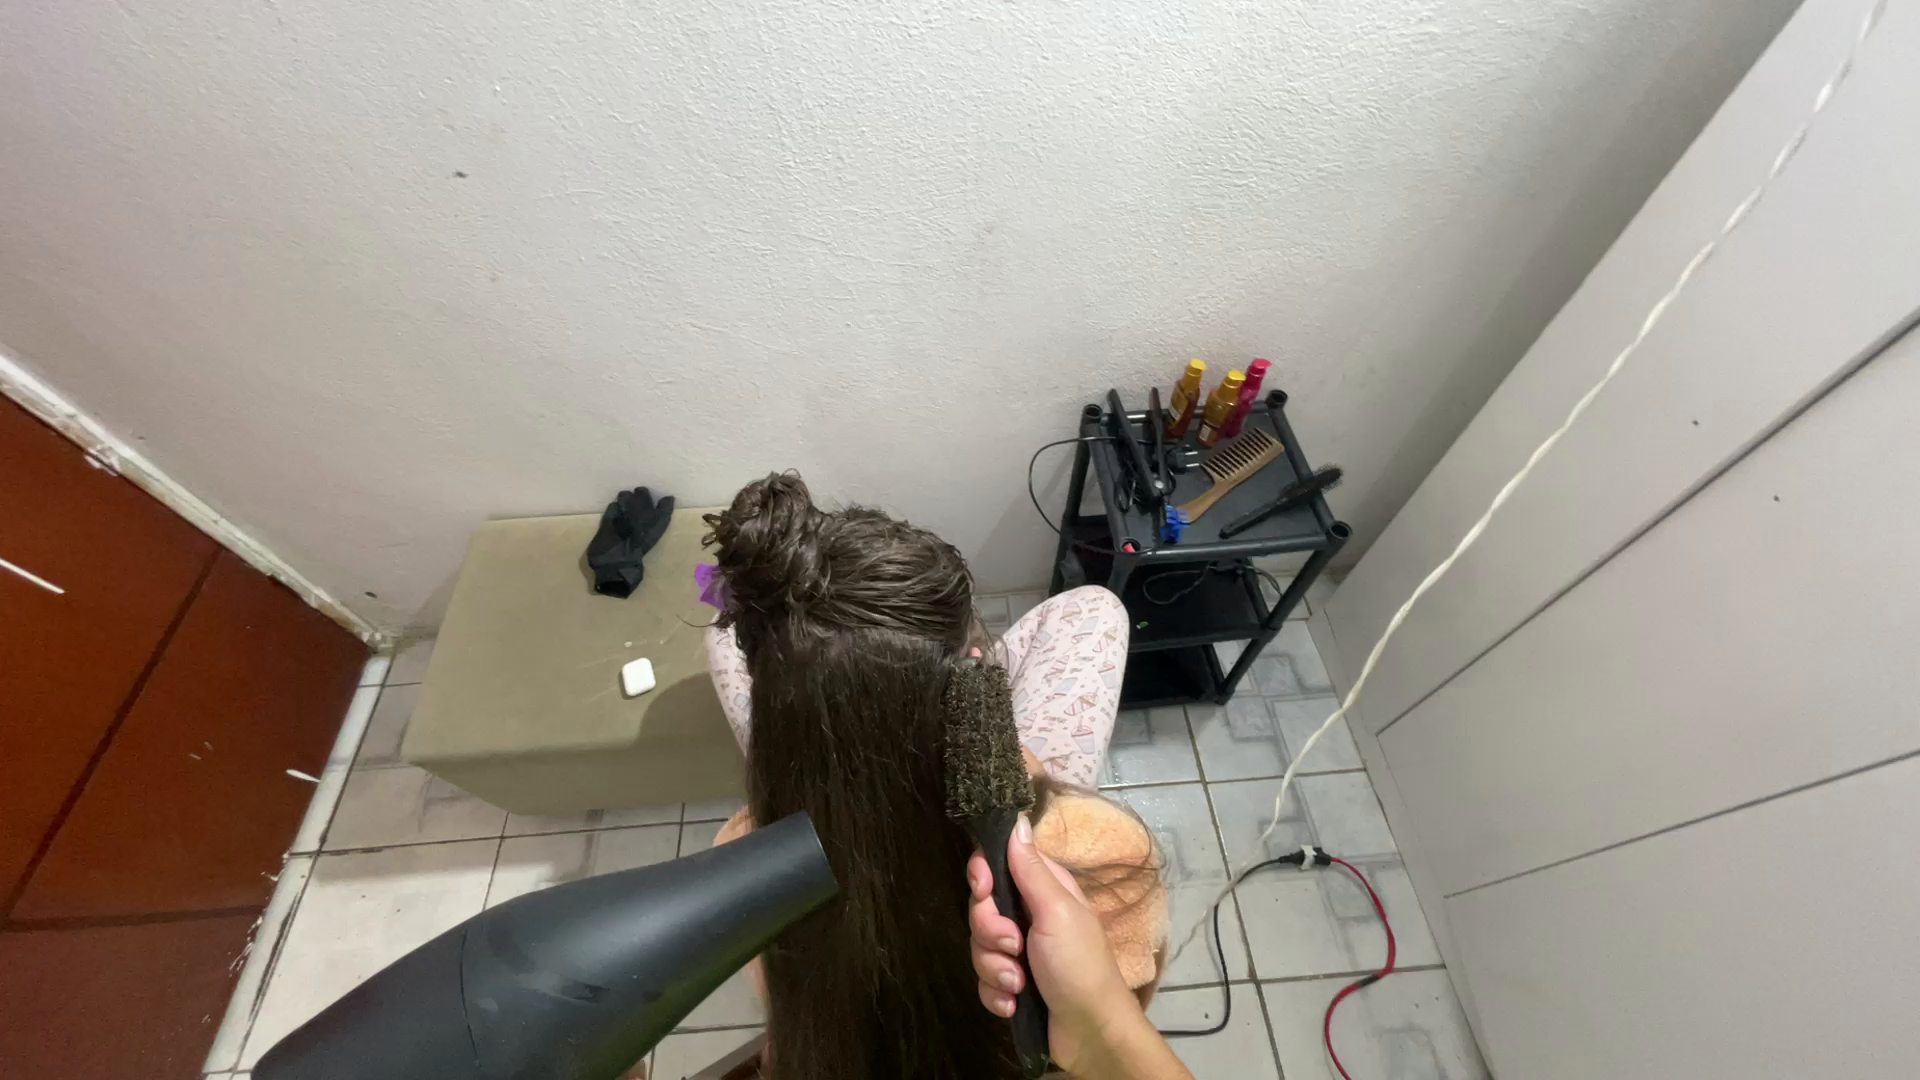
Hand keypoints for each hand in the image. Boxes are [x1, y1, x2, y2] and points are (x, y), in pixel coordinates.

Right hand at [968, 816, 1162, 1076]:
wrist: (1091, 1035)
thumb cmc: (1079, 964)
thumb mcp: (1057, 911)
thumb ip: (1031, 868)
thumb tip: (1017, 819)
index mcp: (1042, 888)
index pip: (998, 862)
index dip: (982, 873)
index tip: (982, 889)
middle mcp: (1028, 914)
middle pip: (982, 906)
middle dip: (989, 930)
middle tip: (1014, 946)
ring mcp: (1019, 950)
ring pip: (979, 945)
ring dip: (995, 968)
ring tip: (1019, 984)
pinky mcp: (1011, 983)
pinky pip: (984, 979)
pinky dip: (997, 994)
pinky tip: (1015, 1004)